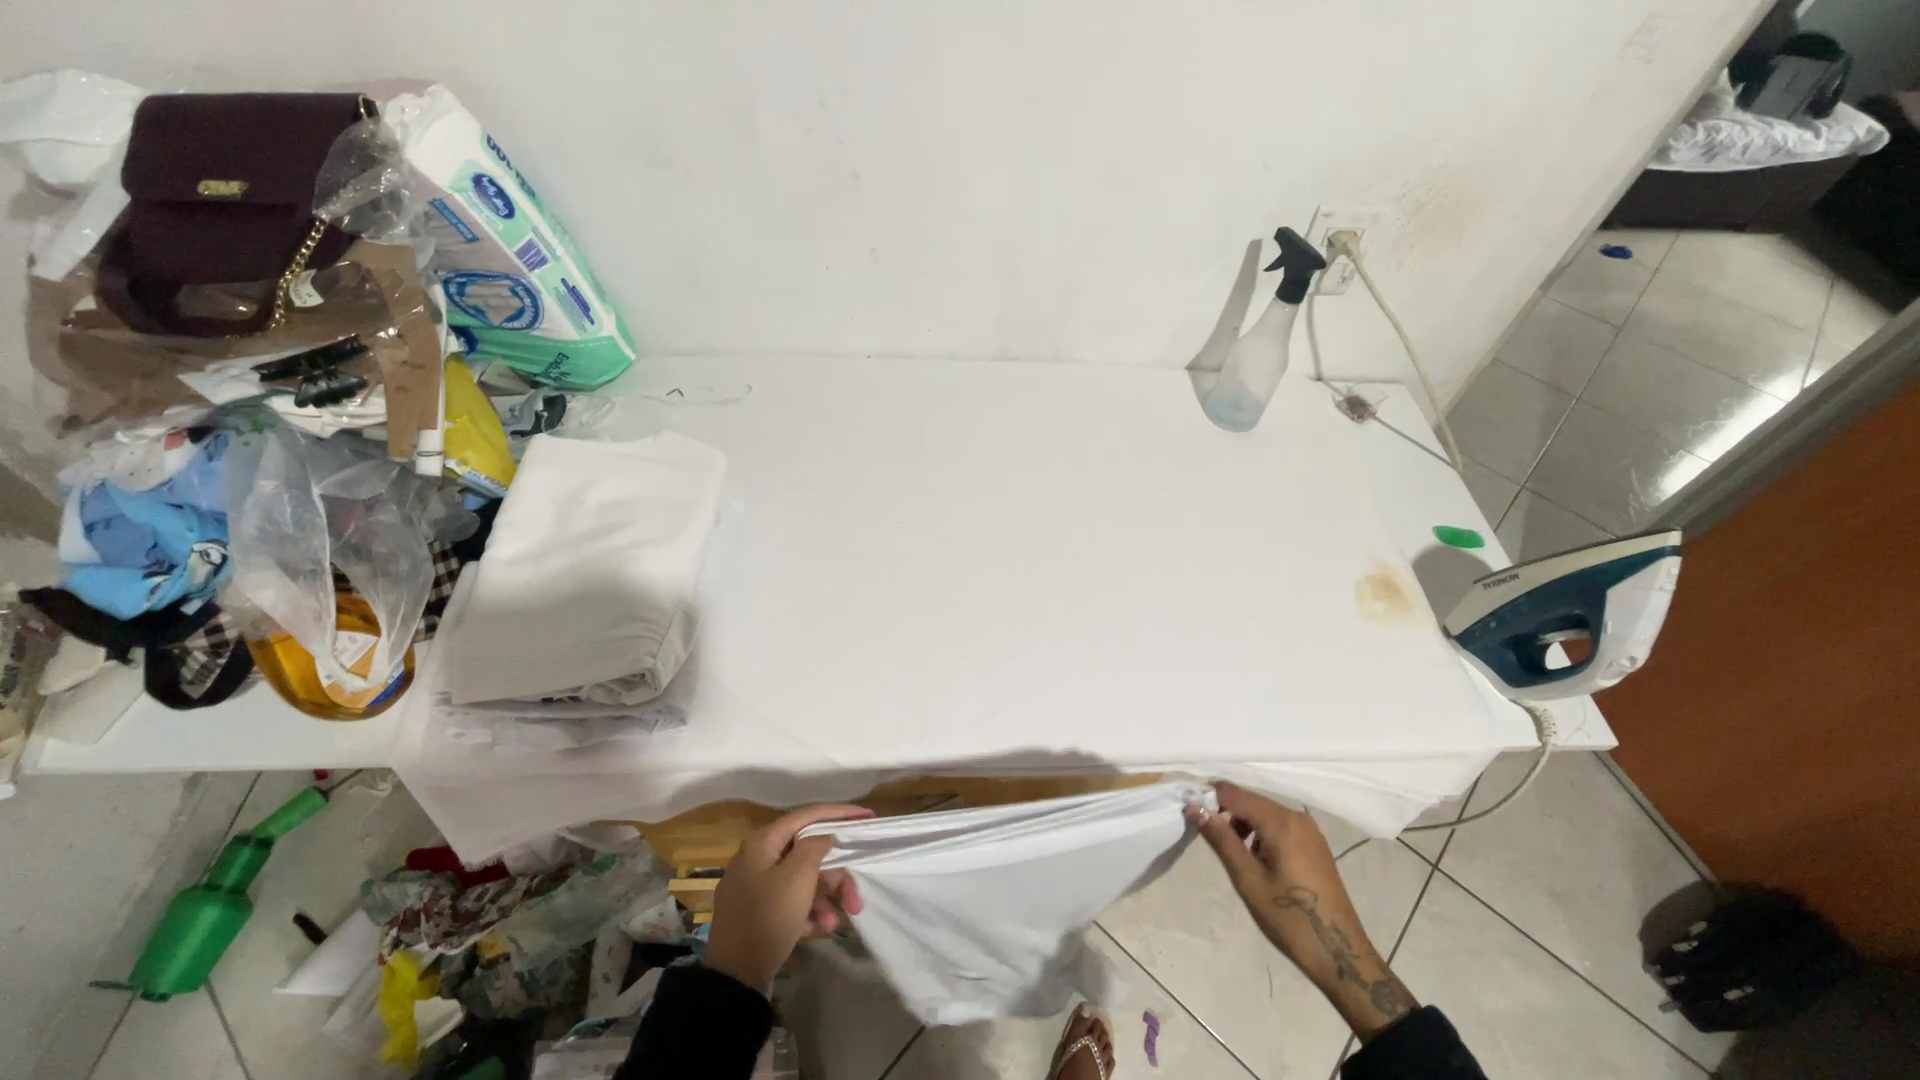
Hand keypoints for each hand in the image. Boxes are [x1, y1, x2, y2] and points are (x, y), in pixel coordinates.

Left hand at [704, 803, 873, 993]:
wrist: (735, 975)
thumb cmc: (768, 917)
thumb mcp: (797, 877)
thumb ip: (815, 846)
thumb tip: (825, 834)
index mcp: (763, 842)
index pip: (807, 816)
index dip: (839, 813)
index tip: (868, 817)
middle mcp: (758, 858)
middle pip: (808, 853)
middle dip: (836, 875)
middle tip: (856, 898)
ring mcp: (756, 886)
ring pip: (803, 880)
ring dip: (825, 899)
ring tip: (835, 923)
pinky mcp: (759, 912)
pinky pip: (792, 901)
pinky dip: (809, 912)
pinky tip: (820, 929)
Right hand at [1188, 782, 1417, 1039]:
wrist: (1338, 951)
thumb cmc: (1288, 917)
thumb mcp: (1247, 878)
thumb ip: (1221, 838)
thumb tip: (1194, 806)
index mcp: (1280, 821)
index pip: (1233, 793)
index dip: (1208, 799)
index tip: (1190, 817)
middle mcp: (1297, 817)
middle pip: (1250, 800)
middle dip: (1225, 812)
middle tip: (1209, 841)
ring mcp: (1310, 830)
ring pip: (1264, 813)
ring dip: (1243, 824)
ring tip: (1234, 856)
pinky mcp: (1315, 844)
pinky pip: (1279, 825)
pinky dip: (1261, 833)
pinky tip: (1257, 861)